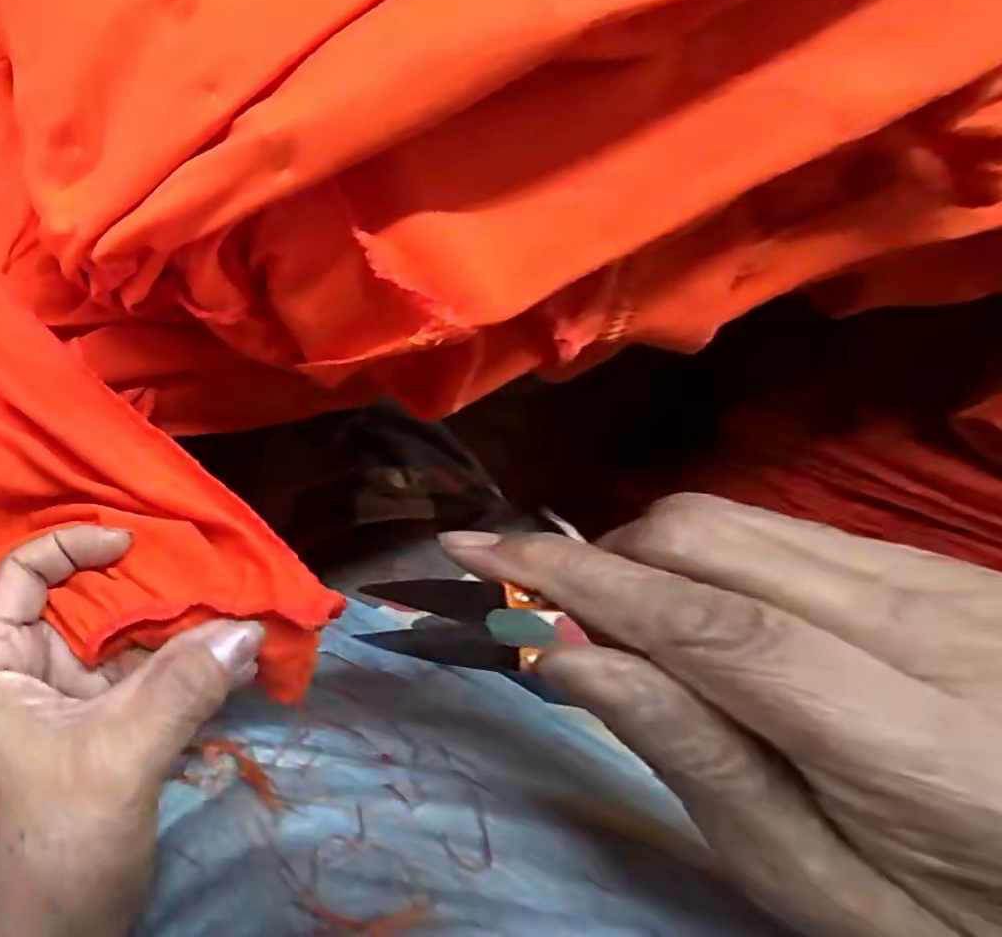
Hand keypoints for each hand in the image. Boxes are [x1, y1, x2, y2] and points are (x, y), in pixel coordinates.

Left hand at [0, 526, 265, 936]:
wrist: (68, 923)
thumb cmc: (67, 836)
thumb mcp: (120, 754)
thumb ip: (179, 689)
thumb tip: (243, 629)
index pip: (21, 573)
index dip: (69, 545)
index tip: (126, 540)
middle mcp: (22, 661)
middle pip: (69, 591)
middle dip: (124, 573)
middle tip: (180, 553)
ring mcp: (60, 684)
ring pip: (106, 624)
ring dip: (155, 610)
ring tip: (207, 584)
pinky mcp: (94, 707)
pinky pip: (131, 659)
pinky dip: (170, 648)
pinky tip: (213, 636)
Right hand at [440, 495, 1001, 936]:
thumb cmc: (948, 913)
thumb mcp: (814, 883)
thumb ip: (692, 760)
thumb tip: (558, 655)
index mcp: (940, 758)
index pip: (709, 627)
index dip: (571, 575)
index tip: (465, 546)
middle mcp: (965, 644)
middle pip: (705, 543)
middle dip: (596, 561)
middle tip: (558, 615)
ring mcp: (970, 591)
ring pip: (730, 519)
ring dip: (641, 556)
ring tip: (638, 621)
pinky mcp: (956, 568)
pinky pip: (777, 525)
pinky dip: (701, 554)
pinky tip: (711, 609)